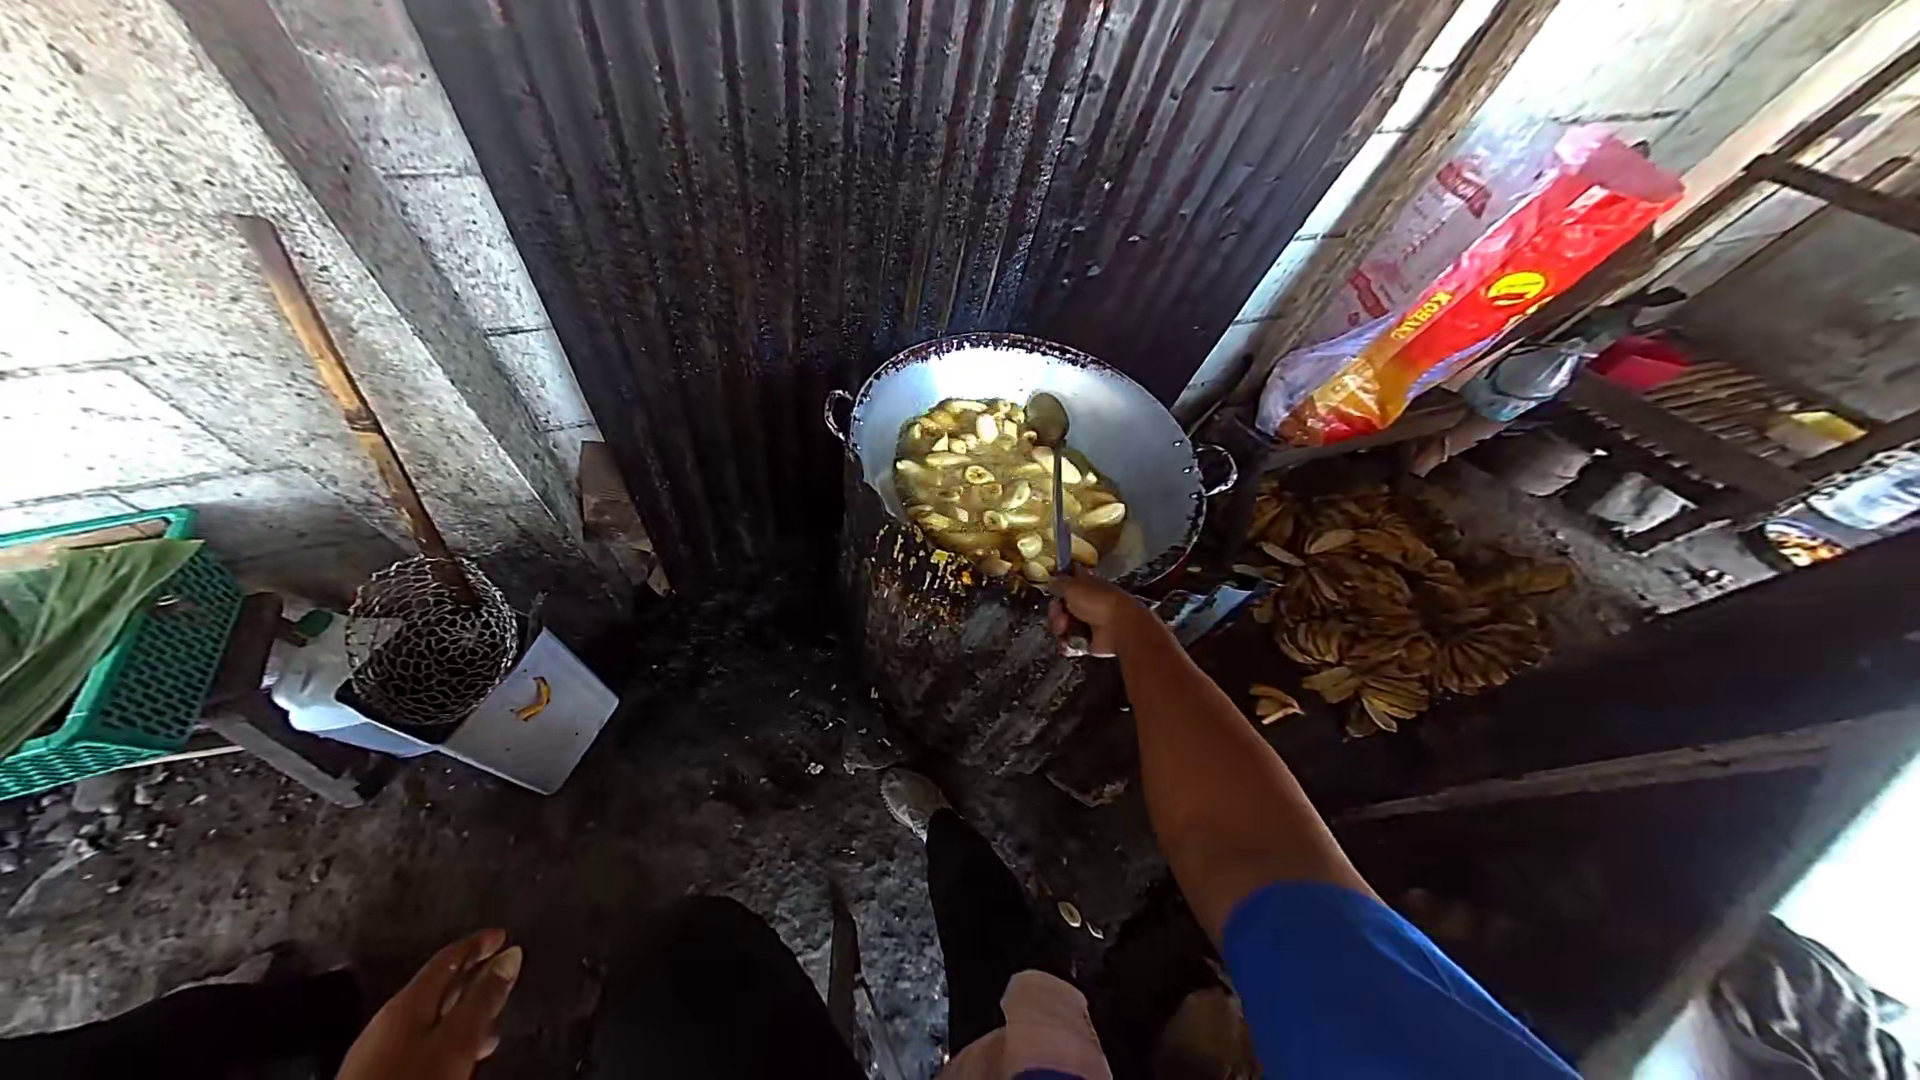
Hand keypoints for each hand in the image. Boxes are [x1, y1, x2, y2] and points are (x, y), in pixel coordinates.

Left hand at [335, 930, 522, 1079]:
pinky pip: (420, 1040)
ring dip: (463, 1013)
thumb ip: (484, 997)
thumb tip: (510, 954)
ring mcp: (376, 1051)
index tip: (505, 935)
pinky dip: (447, 1036)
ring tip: (490, 1026)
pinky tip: (457, 1054)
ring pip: (430, 1017)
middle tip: (505, 979)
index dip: (479, 943)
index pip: (448, 958)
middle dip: (474, 979)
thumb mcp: (457, 1039)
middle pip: (438, 986)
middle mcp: (388, 1020)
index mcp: (407, 1002)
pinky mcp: (374, 1077)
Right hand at [1048, 572, 1152, 657]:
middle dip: (1056, 613)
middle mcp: (1086, 602)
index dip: (1057, 587)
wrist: (1120, 627)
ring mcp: (1087, 622)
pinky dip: (1067, 644)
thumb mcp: (1072, 587)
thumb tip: (1051, 579)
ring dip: (1060, 629)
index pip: (1066, 582)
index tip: (1052, 592)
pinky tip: (1068, 643)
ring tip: (1065, 630)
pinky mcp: (1088, 640)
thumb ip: (1058, 583)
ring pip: (1062, 625)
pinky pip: (1070, 642)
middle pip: (1060, 607)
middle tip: (1060, 616)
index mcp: (1085, 584)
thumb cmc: (1096, 602)